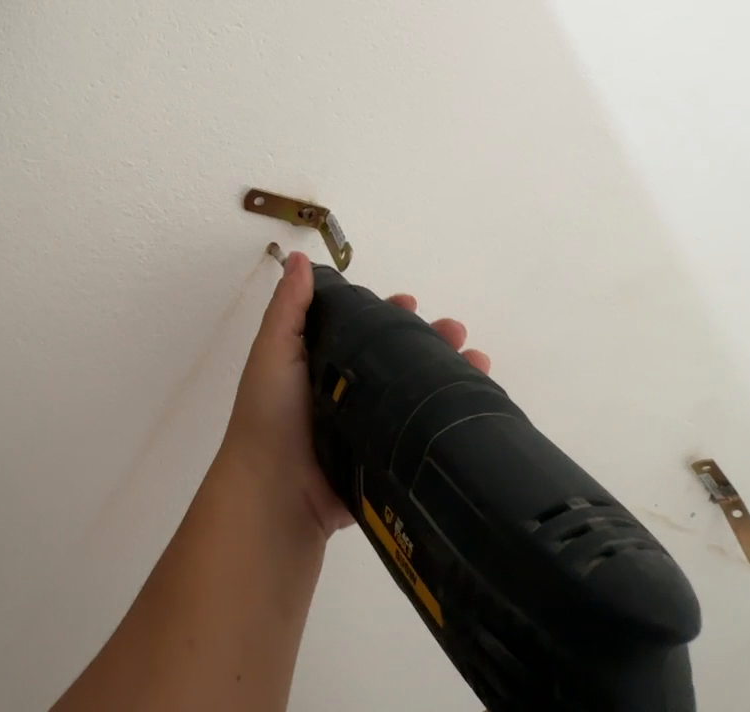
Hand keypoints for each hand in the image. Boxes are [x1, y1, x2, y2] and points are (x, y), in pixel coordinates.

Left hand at [219, 250, 491, 539]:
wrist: (278, 492)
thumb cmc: (272, 415)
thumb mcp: (274, 351)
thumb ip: (289, 308)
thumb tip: (298, 257)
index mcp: (316, 364)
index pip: (357, 329)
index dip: (384, 313)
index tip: (411, 301)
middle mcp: (342, 391)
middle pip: (392, 358)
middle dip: (427, 340)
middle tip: (456, 330)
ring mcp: (365, 427)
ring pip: (411, 392)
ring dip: (445, 373)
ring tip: (477, 360)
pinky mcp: (384, 458)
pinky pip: (419, 431)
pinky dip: (446, 416)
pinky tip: (474, 405)